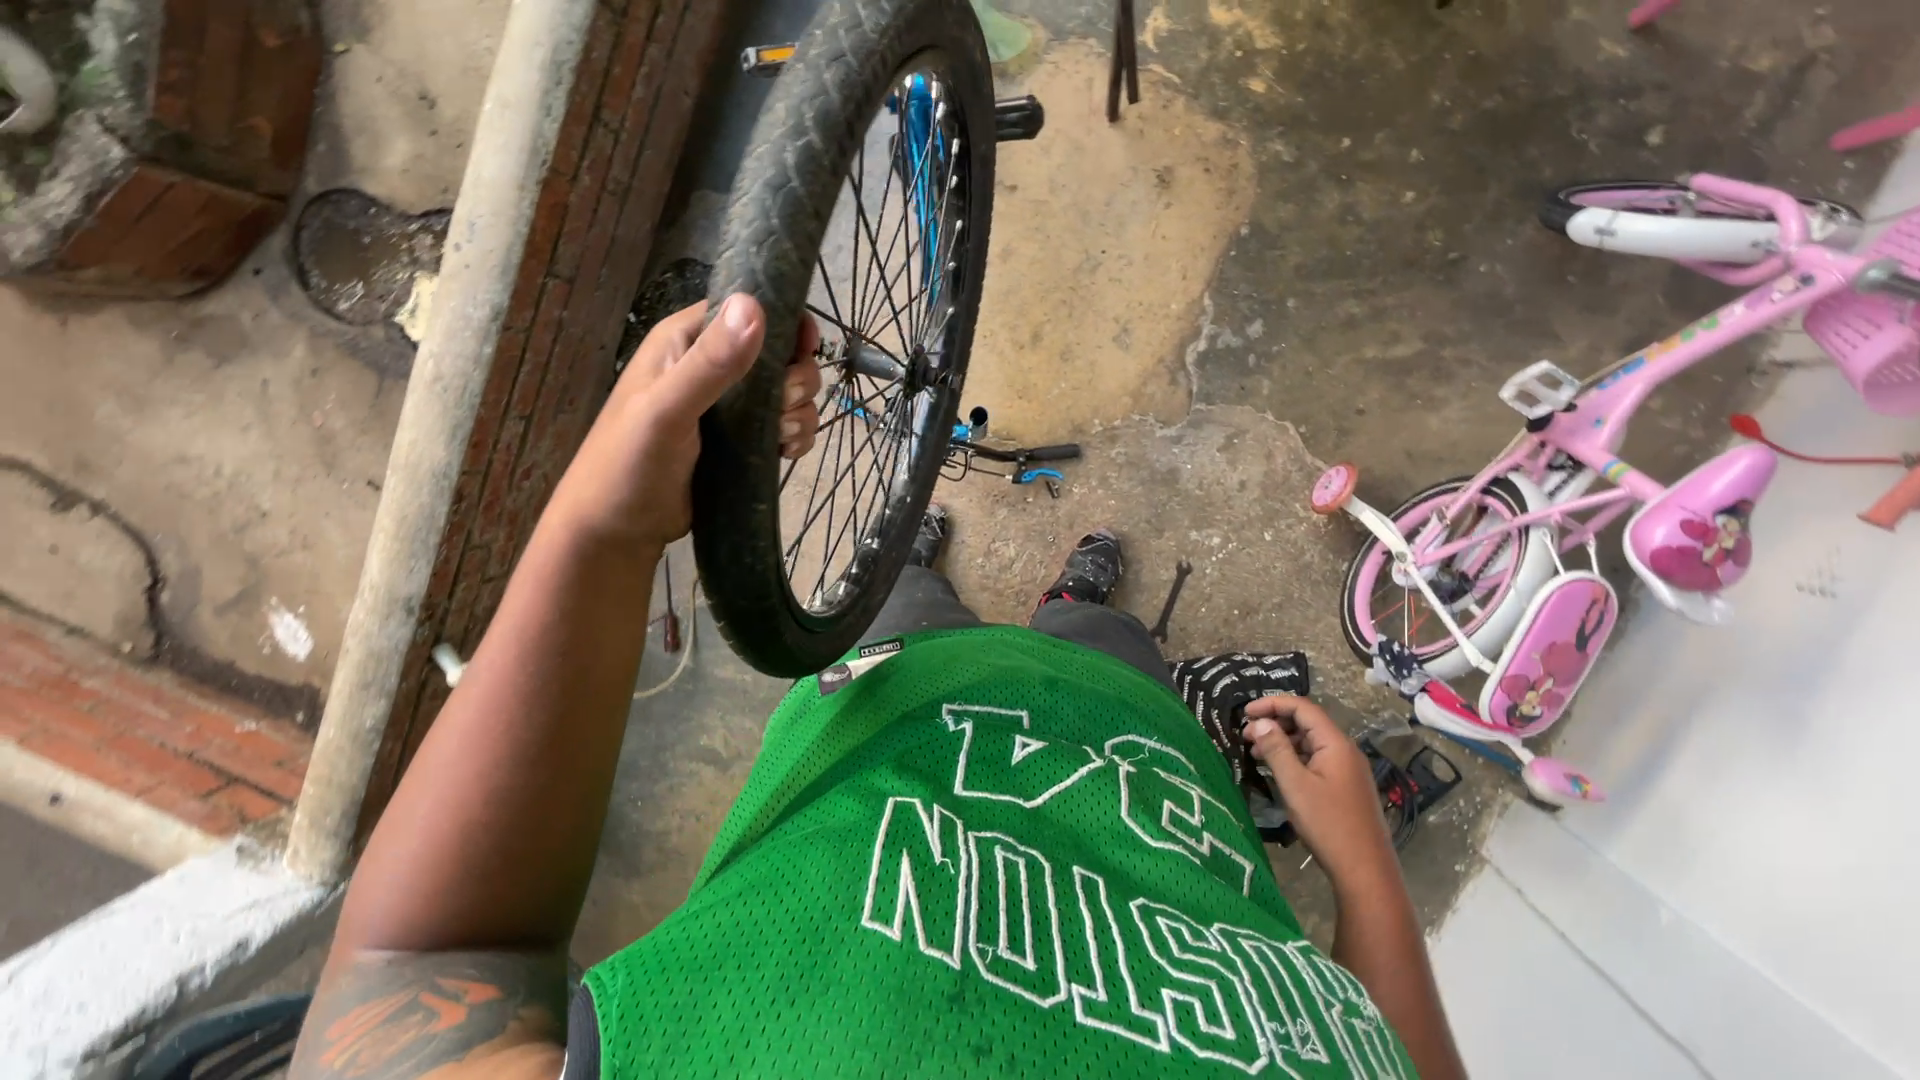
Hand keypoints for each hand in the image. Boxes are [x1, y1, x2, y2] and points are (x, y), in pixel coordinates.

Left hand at [548, 295, 821, 549]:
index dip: (783, 322)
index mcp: (686, 341)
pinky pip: (786, 426)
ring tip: (783, 438)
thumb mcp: (667, 409)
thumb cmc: (628, 462)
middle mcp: (712, 367)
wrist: (618, 530)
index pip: (745, 310)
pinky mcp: (743, 442)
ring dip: (800, 412)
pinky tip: (787, 453)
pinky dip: (797, 436)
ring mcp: (730, 407)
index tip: (806, 347)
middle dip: (797, 378)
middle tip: (785, 404)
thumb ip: (710, 362)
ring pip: (789, 393)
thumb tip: (753, 305)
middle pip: (780, 353)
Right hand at [1241, 696, 1396, 888]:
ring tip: (1256, 754)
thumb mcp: (1295, 784)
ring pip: (1311, 743)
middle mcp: (1345, 750)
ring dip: (1283, 742)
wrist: (1365, 869)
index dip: (1272, 704)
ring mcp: (1347, 769)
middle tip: (1246, 736)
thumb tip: (1261, 722)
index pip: (1302, 708)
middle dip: (1275, 723)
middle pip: (1307, 723)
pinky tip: (1278, 772)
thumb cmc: (1327, 823)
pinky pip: (1316, 760)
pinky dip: (1294, 758)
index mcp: (1335, 743)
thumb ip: (1276, 749)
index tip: (1245, 713)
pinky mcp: (1345, 786)